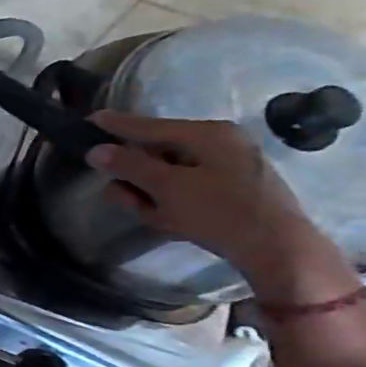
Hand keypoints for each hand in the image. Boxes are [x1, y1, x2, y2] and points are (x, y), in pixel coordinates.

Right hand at [84, 109, 332, 291]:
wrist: (276, 246)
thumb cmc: (219, 211)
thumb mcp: (167, 188)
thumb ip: (129, 166)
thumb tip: (96, 150)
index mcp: (207, 134)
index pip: (149, 126)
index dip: (116, 125)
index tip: (89, 120)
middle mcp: (218, 142)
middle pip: (156, 152)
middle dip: (134, 174)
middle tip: (124, 198)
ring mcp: (226, 164)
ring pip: (167, 172)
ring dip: (149, 193)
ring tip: (152, 215)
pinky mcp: (229, 186)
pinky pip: (184, 186)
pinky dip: (168, 200)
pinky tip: (170, 219)